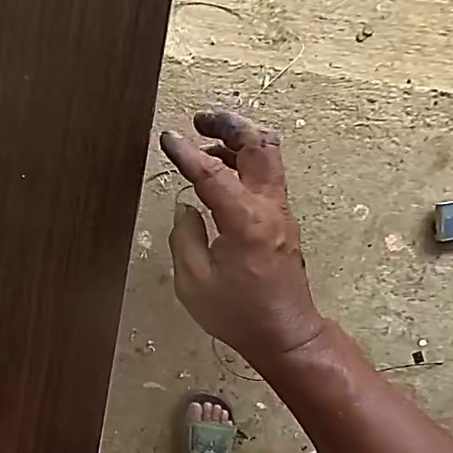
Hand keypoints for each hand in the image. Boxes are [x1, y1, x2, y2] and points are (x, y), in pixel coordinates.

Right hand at [159, 110, 327, 364]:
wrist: (284, 333)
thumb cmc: (237, 313)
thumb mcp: (193, 281)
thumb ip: (185, 237)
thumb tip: (185, 209)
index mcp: (246, 223)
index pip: (213, 174)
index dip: (186, 153)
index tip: (167, 137)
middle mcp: (269, 209)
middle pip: (261, 147)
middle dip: (230, 125)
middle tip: (200, 119)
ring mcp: (280, 213)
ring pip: (269, 156)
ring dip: (240, 140)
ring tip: (206, 140)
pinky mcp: (281, 220)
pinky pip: (267, 175)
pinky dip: (244, 160)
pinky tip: (220, 170)